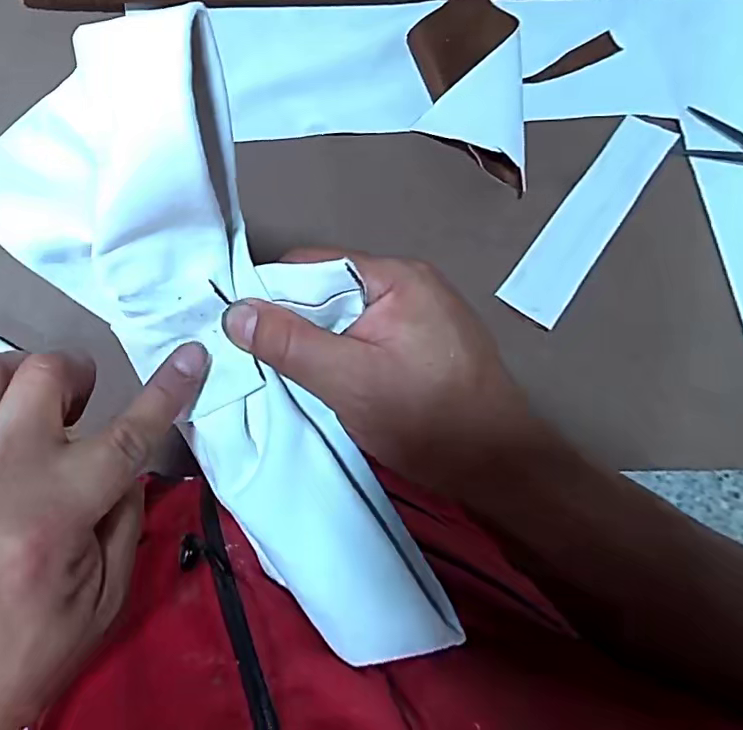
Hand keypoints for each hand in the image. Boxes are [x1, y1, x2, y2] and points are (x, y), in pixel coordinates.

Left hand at [0, 342, 208, 729]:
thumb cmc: (29, 647)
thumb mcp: (106, 598)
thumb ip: (126, 516)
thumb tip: (128, 459)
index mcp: (56, 511)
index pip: (126, 435)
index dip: (166, 390)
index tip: (189, 356)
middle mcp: (0, 471)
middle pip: (43, 374)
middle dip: (74, 375)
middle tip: (80, 404)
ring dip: (20, 372)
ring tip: (31, 401)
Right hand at [222, 250, 564, 502]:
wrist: (506, 476)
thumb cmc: (434, 423)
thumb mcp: (348, 381)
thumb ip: (288, 342)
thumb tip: (235, 312)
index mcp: (396, 276)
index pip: (310, 266)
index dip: (271, 294)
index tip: (243, 328)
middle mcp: (407, 283)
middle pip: (323, 289)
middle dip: (294, 322)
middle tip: (270, 358)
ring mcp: (416, 312)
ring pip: (339, 314)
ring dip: (314, 341)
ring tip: (302, 372)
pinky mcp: (418, 341)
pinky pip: (359, 332)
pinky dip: (337, 352)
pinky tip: (331, 379)